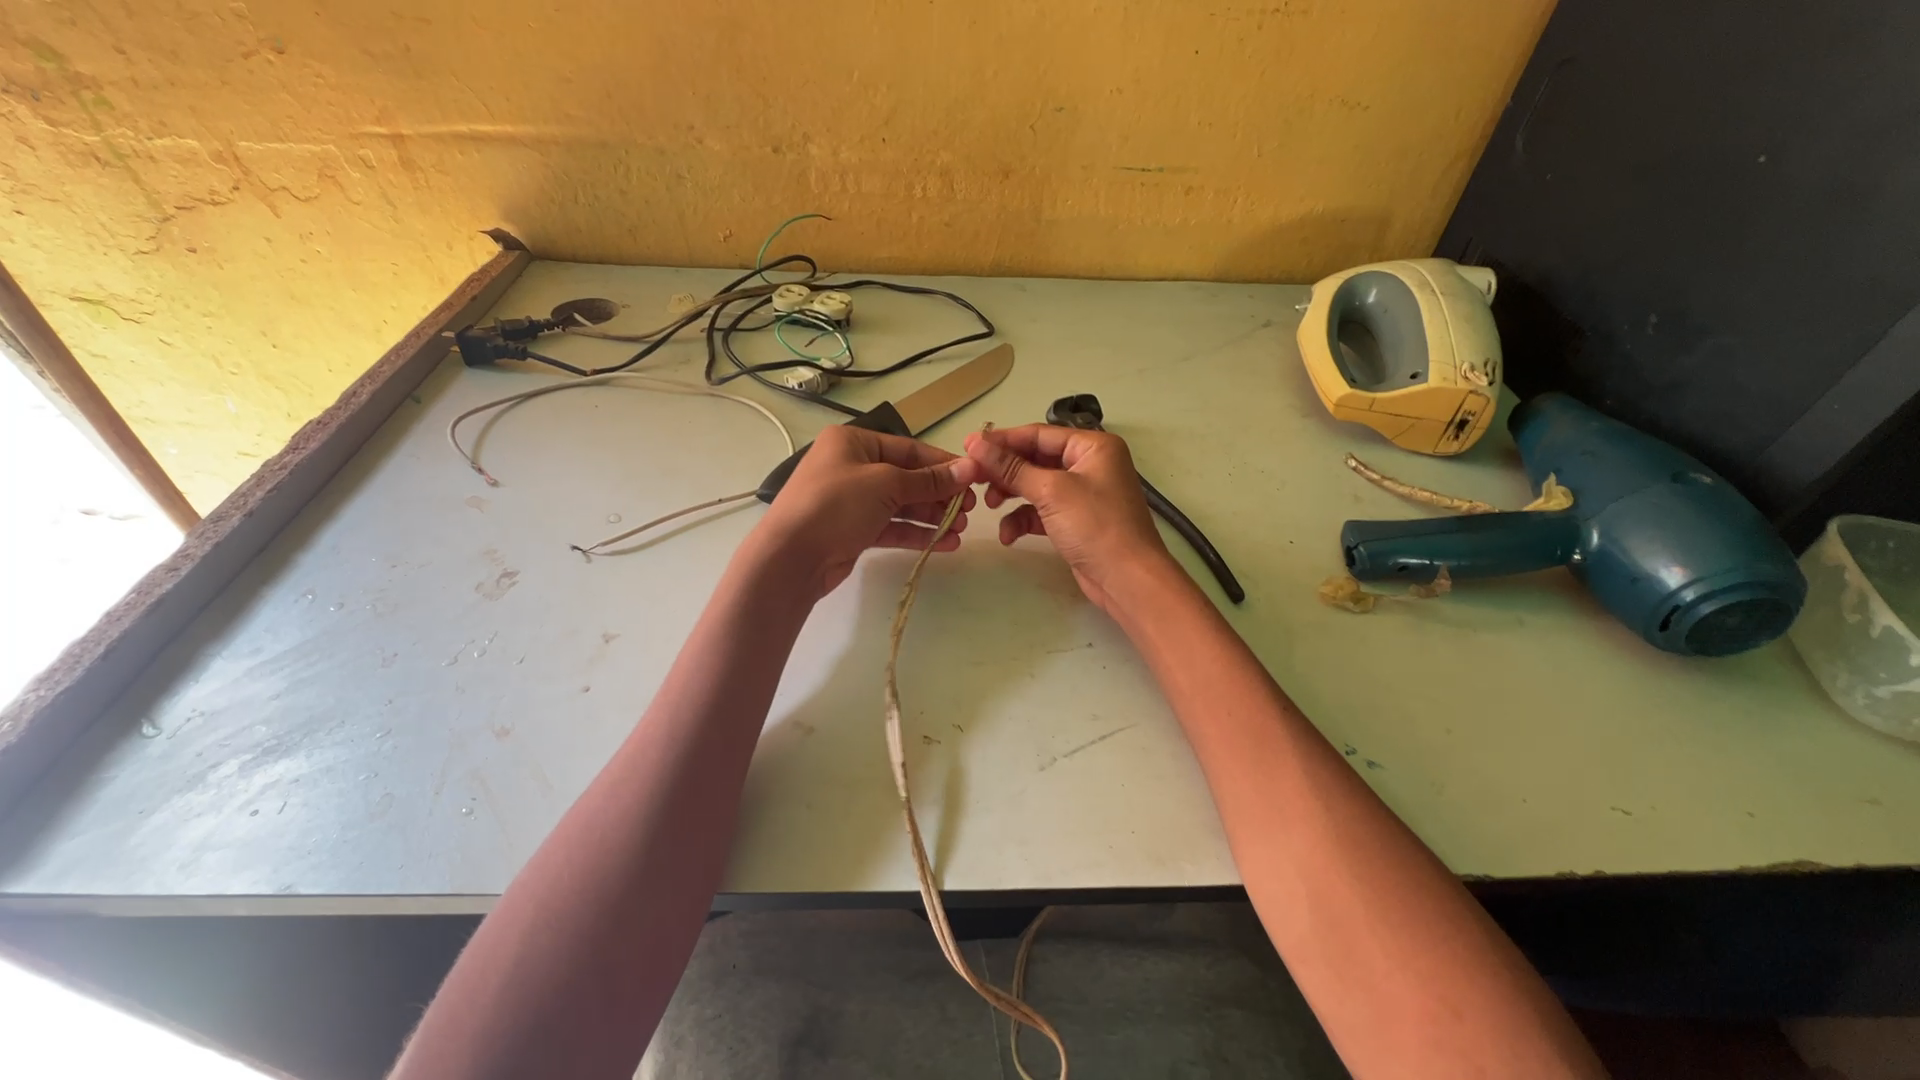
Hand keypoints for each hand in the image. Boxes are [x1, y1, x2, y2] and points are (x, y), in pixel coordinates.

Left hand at [752, 425, 983, 599]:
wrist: (791, 557)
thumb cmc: (836, 505)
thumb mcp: (886, 484)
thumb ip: (929, 480)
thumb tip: (970, 468)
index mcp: (853, 442)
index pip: (908, 449)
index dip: (942, 464)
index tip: (974, 479)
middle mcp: (852, 467)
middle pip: (907, 478)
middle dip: (940, 494)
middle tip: (970, 510)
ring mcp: (852, 501)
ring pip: (901, 505)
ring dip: (932, 516)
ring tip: (960, 530)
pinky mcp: (853, 531)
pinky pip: (891, 527)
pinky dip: (916, 534)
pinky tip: (944, 544)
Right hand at [963, 424, 1172, 612]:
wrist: (1128, 580)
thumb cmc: (1096, 526)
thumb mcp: (1051, 491)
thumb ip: (1011, 467)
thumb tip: (976, 444)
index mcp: (1092, 446)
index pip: (1038, 434)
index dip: (1001, 440)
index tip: (967, 447)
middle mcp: (1089, 464)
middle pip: (1035, 459)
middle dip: (1004, 471)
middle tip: (973, 479)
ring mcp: (1082, 494)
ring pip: (1035, 485)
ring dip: (1011, 495)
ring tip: (988, 505)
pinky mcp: (1075, 521)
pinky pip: (1042, 511)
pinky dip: (1023, 519)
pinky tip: (1008, 535)